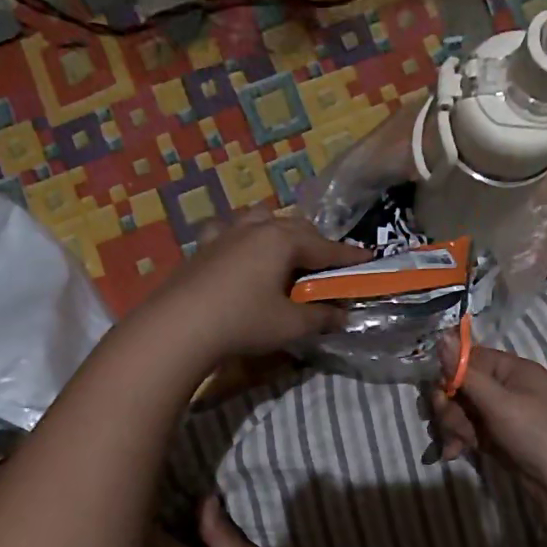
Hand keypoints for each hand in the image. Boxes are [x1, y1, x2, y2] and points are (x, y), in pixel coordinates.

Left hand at [137, 209, 370, 361]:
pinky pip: (228, 231)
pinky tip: (238, 249)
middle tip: (326, 265)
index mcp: (283, 240)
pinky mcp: (203, 247)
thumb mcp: (290, 325)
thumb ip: (321, 318)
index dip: (348, 257)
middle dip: (315, 243)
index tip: (367, 260)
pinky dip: (242, 237)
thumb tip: (342, 315)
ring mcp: (225, 233)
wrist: (179, 326)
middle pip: (295, 227)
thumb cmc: (243, 321)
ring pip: (260, 220)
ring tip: (284, 252)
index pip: (325, 247)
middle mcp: (256, 227)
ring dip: (278, 232)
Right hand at [427, 338, 546, 489]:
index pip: (470, 357)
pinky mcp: (496, 433)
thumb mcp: (498, 403)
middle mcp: (507, 386)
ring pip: (461, 408)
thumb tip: (441, 336)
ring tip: (457, 444)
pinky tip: (454, 452)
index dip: (451, 373)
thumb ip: (466, 373)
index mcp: (514, 369)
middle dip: (450, 406)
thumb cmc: (534, 434)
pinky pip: (468, 427)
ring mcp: (501, 411)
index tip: (441, 393)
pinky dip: (459, 438)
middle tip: (451, 424)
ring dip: (453, 425)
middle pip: (462, 385)